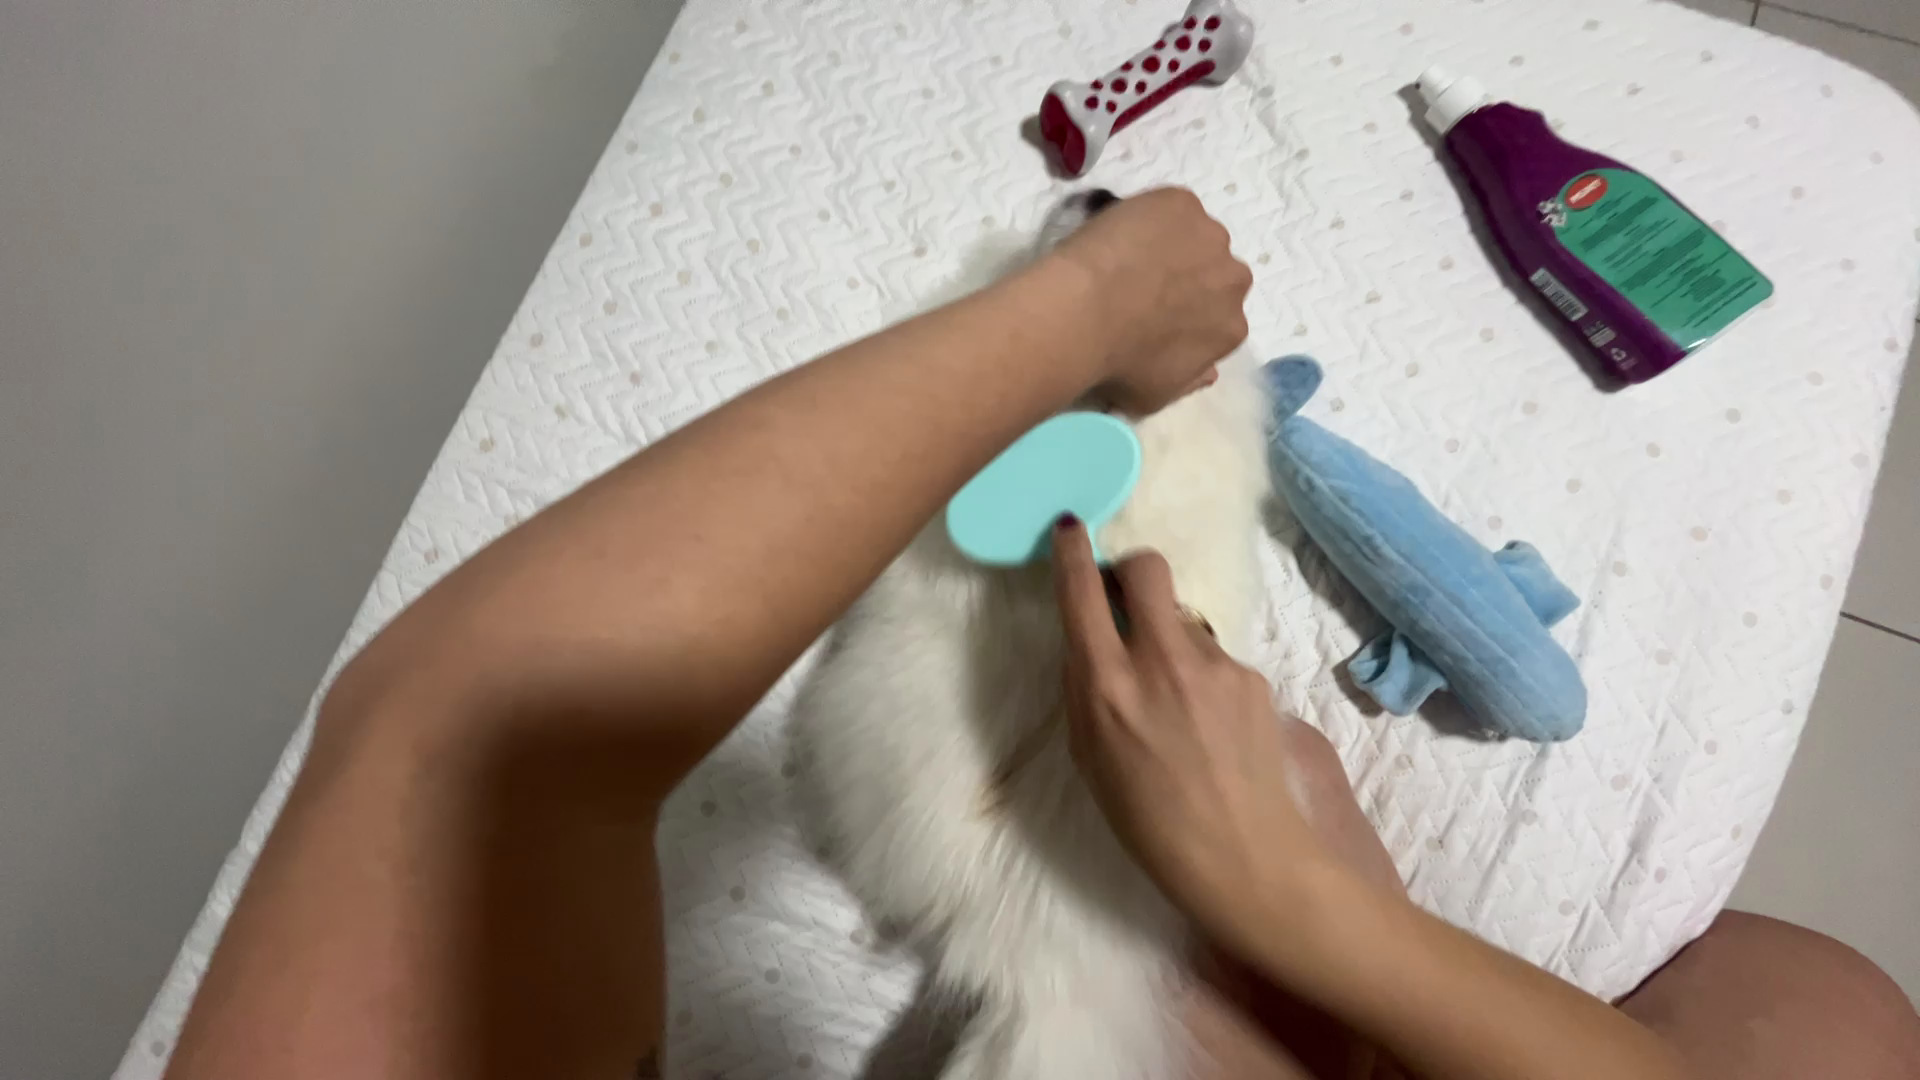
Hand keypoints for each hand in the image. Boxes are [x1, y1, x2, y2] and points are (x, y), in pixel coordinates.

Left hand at [1046, 188, 1252, 414]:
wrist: (1083, 315)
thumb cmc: (1118, 366)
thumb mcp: (1155, 396)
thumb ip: (1189, 380)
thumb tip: (1210, 372)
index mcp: (1232, 328)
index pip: (1219, 320)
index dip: (1190, 318)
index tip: (1160, 319)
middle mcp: (1234, 279)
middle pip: (1215, 275)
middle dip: (1190, 279)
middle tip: (1144, 287)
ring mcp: (1210, 235)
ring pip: (1195, 237)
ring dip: (1172, 245)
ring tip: (1129, 259)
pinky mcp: (1182, 202)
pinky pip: (1170, 208)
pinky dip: (1150, 217)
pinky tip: (1122, 235)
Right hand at [1050, 516, 1335, 955]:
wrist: (1245, 860)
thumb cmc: (1146, 818)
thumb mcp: (1088, 755)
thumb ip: (1083, 687)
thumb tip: (1088, 637)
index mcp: (1106, 685)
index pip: (1081, 591)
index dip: (1072, 549)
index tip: (1070, 526)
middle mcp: (1159, 660)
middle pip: (1147, 567)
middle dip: (1131, 569)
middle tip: (1128, 599)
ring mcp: (1213, 664)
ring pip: (1183, 617)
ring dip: (1172, 638)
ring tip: (1180, 699)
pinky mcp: (1252, 675)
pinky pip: (1214, 654)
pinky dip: (1203, 673)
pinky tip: (1212, 721)